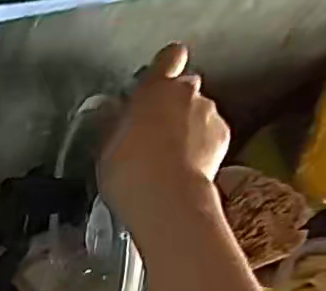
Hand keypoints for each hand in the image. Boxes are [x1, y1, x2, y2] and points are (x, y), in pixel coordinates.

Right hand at [98, 44, 231, 243]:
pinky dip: (196, 148)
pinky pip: (208, 136)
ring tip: (160, 161)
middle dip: (169, 106)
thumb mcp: (104, 149)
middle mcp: (186, 94)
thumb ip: (112, 124)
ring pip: (196, 114)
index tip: (153, 82)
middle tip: (148, 134)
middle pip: (182, 90)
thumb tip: (109, 115)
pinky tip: (177, 169)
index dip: (162, 68)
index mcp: (155, 90)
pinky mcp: (221, 136)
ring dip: (182, 130)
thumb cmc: (130, 172)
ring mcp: (207, 114)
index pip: (168, 58)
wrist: (163, 198)